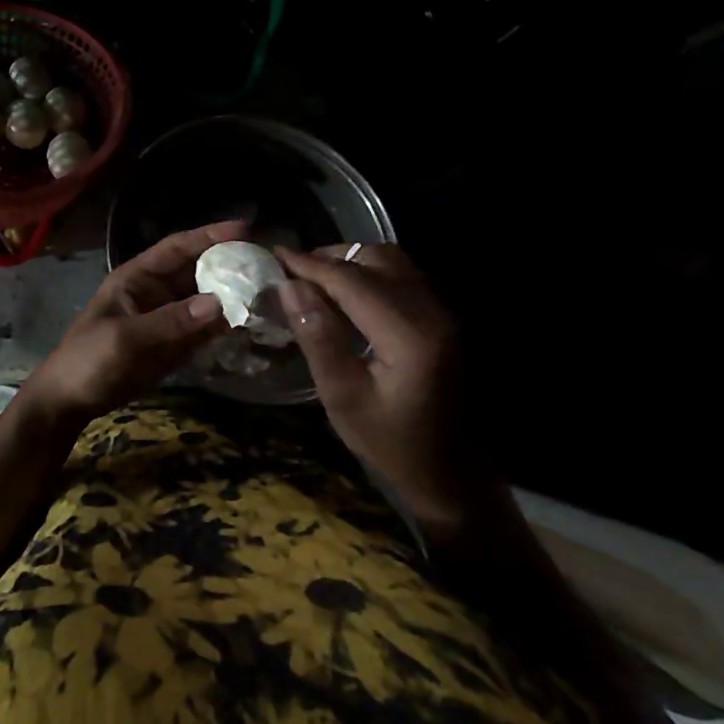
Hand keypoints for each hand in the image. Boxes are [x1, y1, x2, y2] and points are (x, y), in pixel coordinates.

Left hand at [14, 221, 248, 426]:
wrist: (71, 400)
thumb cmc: (89, 359)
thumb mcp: (125, 338)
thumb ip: (170, 321)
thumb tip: (219, 303)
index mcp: (138, 278)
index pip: (177, 248)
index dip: (209, 236)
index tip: (244, 229)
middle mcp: (157, 292)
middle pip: (199, 271)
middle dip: (230, 265)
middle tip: (268, 263)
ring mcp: (168, 318)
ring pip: (207, 300)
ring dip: (234, 295)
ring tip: (270, 290)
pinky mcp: (175, 344)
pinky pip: (205, 329)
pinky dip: (227, 325)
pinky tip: (252, 321)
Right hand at [276, 244, 466, 519]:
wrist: (448, 468)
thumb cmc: (390, 441)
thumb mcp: (342, 397)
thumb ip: (317, 338)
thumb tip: (289, 287)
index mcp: (408, 335)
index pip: (352, 281)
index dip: (310, 265)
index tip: (275, 255)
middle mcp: (431, 311)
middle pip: (375, 260)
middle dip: (329, 258)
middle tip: (291, 269)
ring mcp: (441, 311)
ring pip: (392, 261)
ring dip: (351, 261)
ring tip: (314, 275)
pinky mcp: (440, 317)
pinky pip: (402, 276)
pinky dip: (369, 272)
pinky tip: (345, 290)